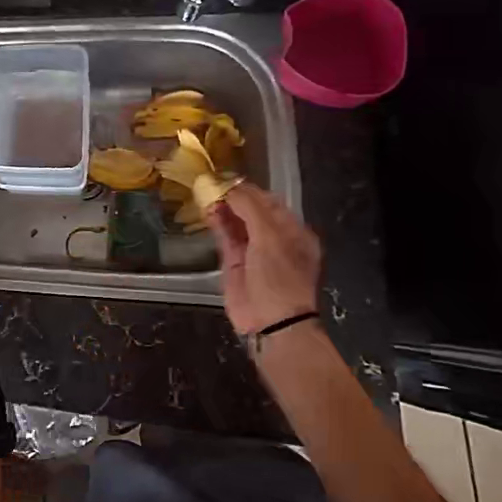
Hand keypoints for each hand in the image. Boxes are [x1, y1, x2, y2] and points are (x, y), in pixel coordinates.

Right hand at [207, 183, 321, 335]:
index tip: (229, 178)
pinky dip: (217, 223)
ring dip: (223, 208)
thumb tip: (231, 188)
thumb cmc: (280, 275)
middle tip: (214, 184)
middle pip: (252, 210)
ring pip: (237, 222)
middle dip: (234, 197)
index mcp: (293, 231)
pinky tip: (207, 211)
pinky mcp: (234, 262)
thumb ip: (250, 208)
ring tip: (207, 194)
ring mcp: (254, 250)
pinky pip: (226, 237)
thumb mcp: (270, 237)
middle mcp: (275, 238)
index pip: (270, 202)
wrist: (272, 322)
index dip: (250, 190)